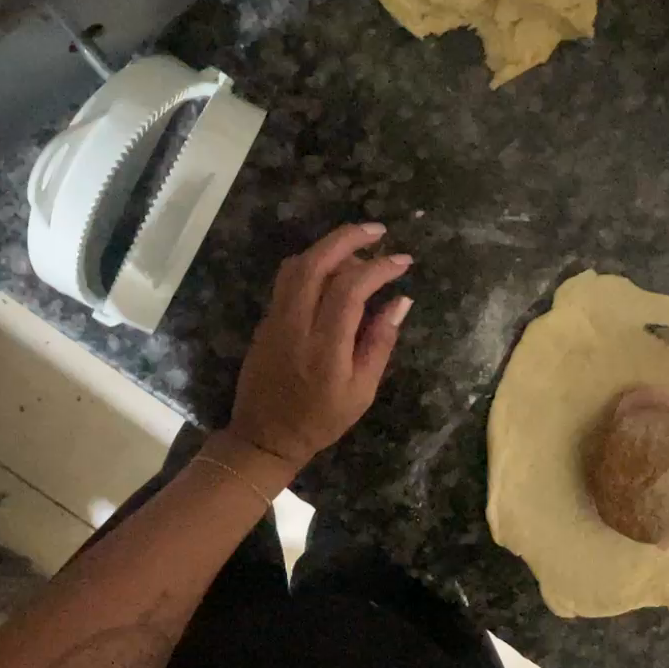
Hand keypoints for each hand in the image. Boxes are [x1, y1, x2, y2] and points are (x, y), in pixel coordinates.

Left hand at [226, 223, 412, 468]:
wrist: (265, 437)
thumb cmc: (321, 420)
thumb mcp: (361, 391)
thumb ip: (380, 343)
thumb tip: (401, 302)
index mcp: (325, 347)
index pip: (351, 290)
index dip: (379, 268)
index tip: (403, 262)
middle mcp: (296, 325)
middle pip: (317, 263)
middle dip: (348, 238)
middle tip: (378, 231)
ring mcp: (275, 319)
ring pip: (297, 266)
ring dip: (328, 248)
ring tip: (357, 249)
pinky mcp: (265, 320)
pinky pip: (287, 279)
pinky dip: (312, 263)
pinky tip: (332, 269)